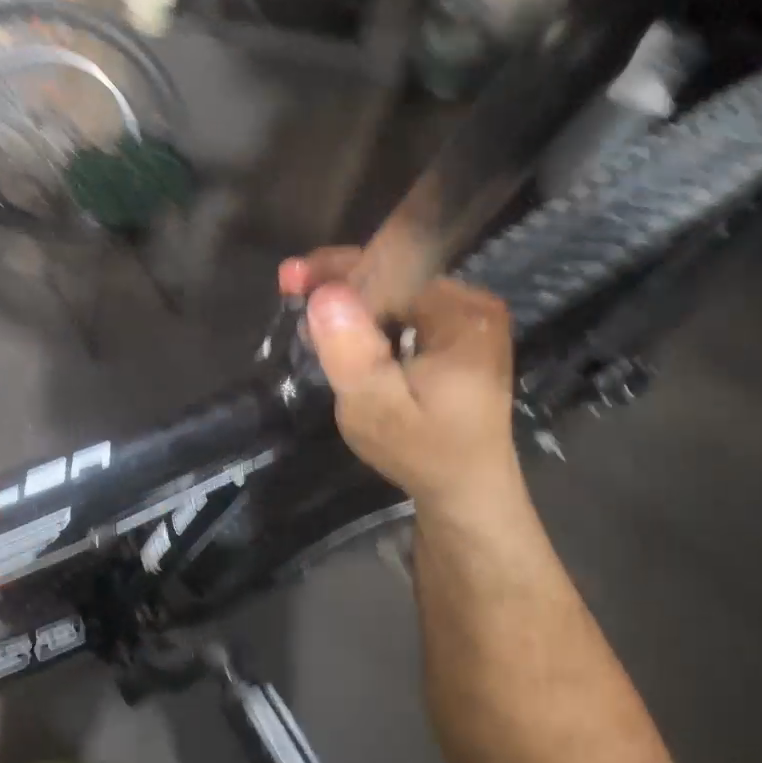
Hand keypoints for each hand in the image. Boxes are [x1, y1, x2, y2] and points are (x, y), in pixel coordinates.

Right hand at [280, 249, 523, 516]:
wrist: (468, 493)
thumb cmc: (424, 454)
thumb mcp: (377, 409)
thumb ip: (352, 352)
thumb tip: (325, 292)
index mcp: (461, 315)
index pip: (390, 270)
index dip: (335, 269)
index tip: (290, 277)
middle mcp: (471, 305)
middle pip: (394, 274)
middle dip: (338, 281)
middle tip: (290, 289)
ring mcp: (468, 318)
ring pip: (395, 290)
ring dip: (349, 298)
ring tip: (307, 308)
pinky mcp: (458, 333)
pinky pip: (403, 308)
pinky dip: (368, 314)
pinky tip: (340, 328)